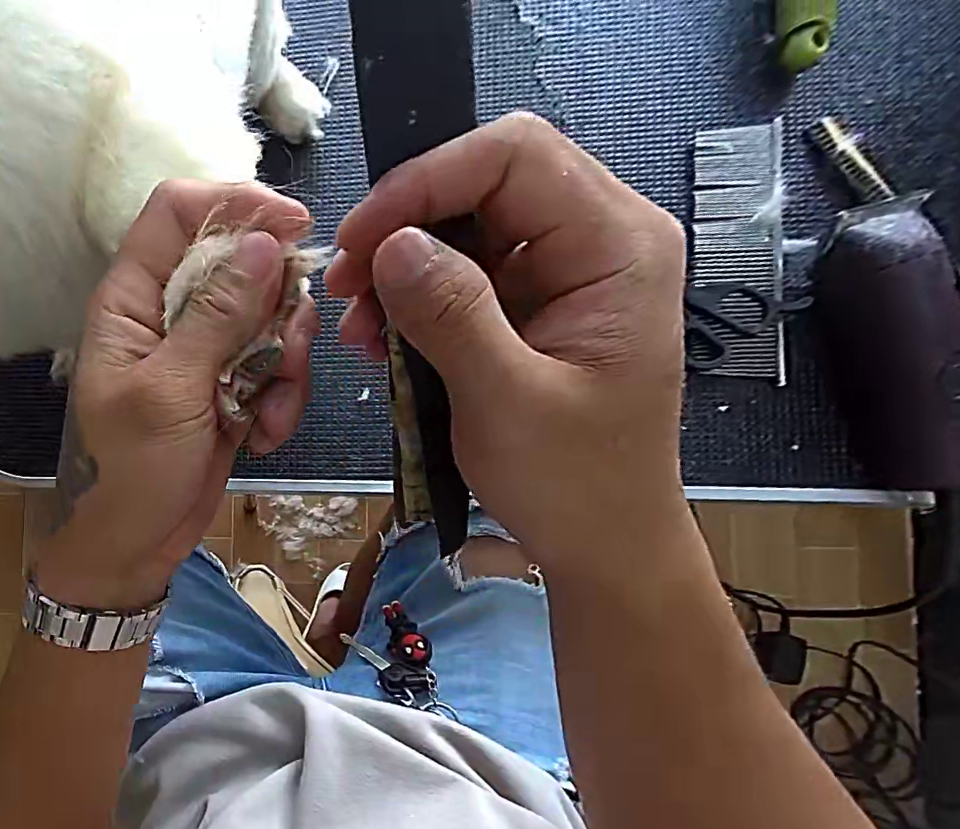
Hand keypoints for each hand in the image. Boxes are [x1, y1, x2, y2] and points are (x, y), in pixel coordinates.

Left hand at [34, 181, 317, 609]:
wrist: (133, 545)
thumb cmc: (129, 473)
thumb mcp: (170, 393)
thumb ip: (216, 317)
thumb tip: (262, 243)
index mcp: (131, 301)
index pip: (177, 213)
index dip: (235, 206)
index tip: (294, 229)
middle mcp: (168, 317)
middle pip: (241, 266)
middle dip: (277, 309)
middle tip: (288, 353)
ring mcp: (203, 355)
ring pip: (268, 321)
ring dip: (286, 367)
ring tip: (266, 416)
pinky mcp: (229, 389)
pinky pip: (274, 370)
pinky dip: (280, 401)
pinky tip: (262, 437)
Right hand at [324, 113, 689, 575]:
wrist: (601, 541)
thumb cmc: (572, 482)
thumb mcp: (505, 402)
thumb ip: (451, 316)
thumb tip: (391, 246)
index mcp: (614, 247)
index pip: (514, 157)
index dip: (424, 183)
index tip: (357, 242)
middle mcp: (594, 244)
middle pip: (484, 186)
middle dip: (403, 228)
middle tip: (345, 287)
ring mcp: (560, 279)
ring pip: (462, 233)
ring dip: (398, 271)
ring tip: (359, 328)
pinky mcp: (529, 313)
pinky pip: (459, 282)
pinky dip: (411, 305)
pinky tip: (381, 342)